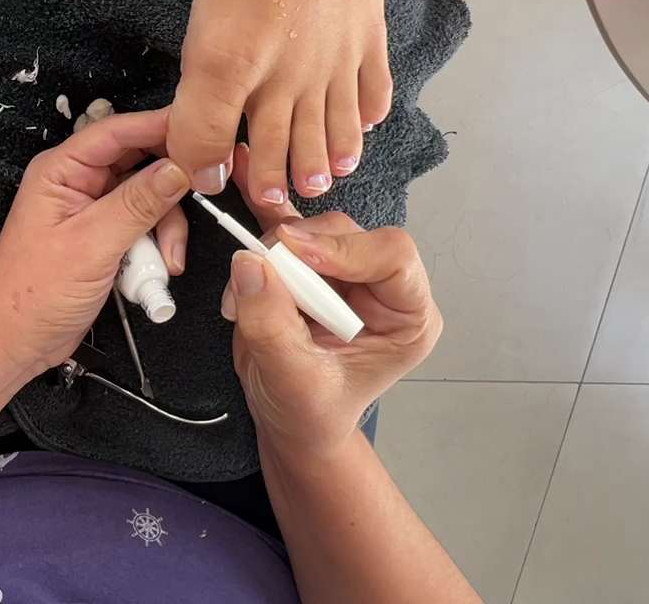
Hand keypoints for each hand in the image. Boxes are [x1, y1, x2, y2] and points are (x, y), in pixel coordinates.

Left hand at [0, 109, 191, 381]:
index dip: (160, 126)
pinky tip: (157, 270)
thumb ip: (137, 205)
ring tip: (167, 261)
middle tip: (202, 197)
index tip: (201, 132)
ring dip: (165, 227)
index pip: (117, 131)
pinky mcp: (106, 234)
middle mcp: (78, 181)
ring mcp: (94, 208)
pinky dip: (156, 245)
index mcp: (61, 169)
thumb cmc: (33, 295)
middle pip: (140, 161)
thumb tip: (178, 168)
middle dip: (170, 187)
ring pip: (149, 196)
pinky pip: (145, 224)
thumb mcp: (91, 246)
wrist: (16, 344)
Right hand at [219, 142, 439, 453]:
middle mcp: (380, 287)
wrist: (292, 418)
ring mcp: (343, 271)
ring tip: (243, 299)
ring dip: (269, 255)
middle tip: (257, 278)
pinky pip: (284, 232)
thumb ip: (272, 326)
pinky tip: (246, 265)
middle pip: (343, 234)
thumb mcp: (292, 380)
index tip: (293, 251)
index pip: (392, 256)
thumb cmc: (309, 412)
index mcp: (405, 317)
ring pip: (308, 230)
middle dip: (294, 252)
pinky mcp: (308, 264)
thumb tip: (249, 264)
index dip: (343, 249)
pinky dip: (261, 240)